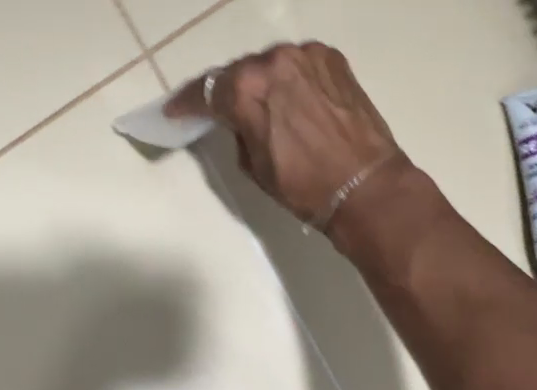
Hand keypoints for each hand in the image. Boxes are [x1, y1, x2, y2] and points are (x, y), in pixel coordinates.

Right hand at [167, 42, 405, 227]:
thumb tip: (242, 120)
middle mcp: (274, 61)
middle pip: (239, 73)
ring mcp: (306, 55)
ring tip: (260, 107)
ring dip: (261, 84)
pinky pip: (298, 66)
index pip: (207, 91)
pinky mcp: (332, 59)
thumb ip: (240, 133)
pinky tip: (291, 102)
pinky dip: (289, 80)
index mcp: (247, 90)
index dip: (187, 104)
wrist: (362, 185)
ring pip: (270, 66)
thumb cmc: (303, 186)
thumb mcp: (255, 166)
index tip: (174, 112)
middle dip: (228, 92)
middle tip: (220, 110)